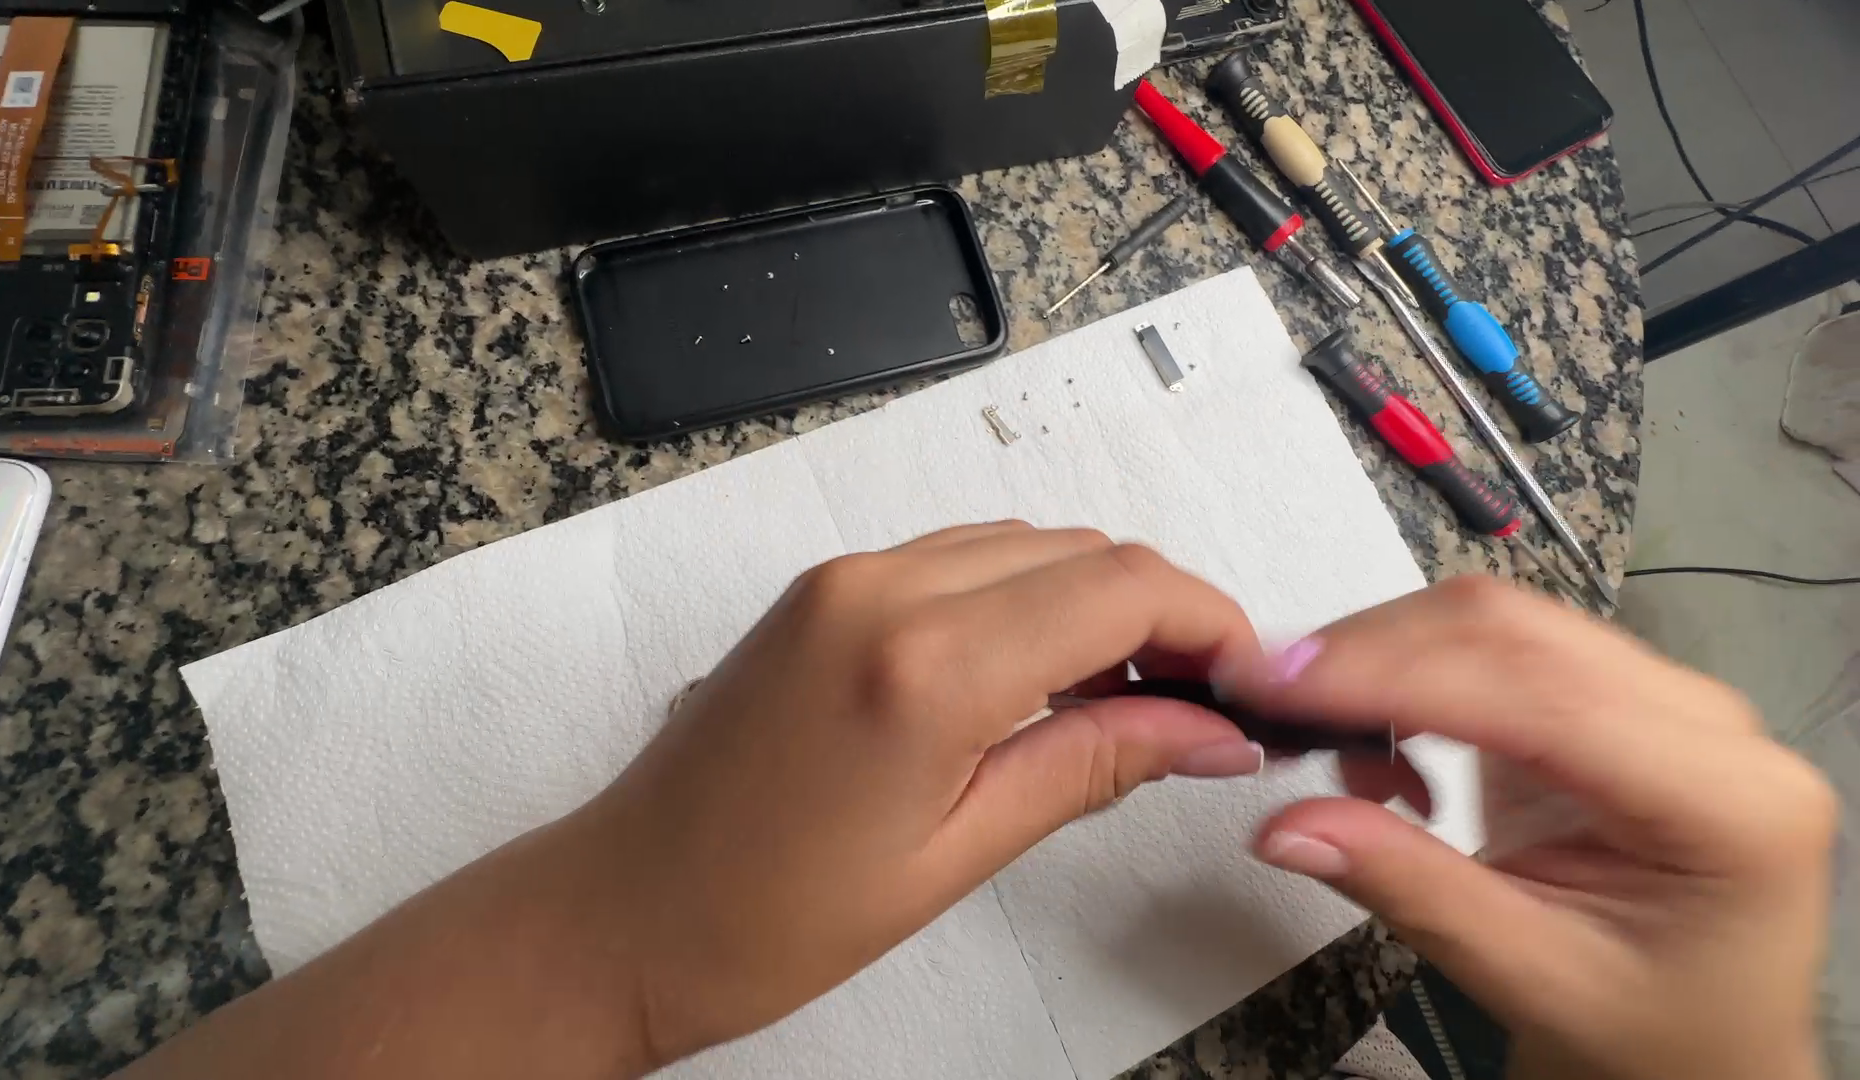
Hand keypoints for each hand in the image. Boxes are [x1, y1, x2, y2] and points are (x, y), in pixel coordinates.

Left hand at [121, 524, 1266, 1079]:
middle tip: (1198, 697)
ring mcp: (847, 573)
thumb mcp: (957, 852)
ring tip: (1126, 690)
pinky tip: (1040, 664)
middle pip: (1075, 550)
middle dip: (1159, 609)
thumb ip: (1091, 762)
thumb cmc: (773, 914)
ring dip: (1091, 599)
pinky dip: (1023, 595)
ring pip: (1021, 546)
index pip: (1116, 588)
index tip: (1248, 678)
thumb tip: (1210, 732)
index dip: (1207, 620)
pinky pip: (960, 559)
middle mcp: (885, 586)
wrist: (623, 902)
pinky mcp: (827, 585)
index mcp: (925, 663)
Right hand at [1222, 577, 1836, 1079]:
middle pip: (1501, 628)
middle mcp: (1694, 720)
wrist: (1686, 1022)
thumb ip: (1403, 885)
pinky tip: (1379, 742)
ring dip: (1372, 654)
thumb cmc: (1635, 1017)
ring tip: (1317, 729)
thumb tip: (1279, 828)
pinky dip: (1392, 670)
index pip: (1535, 695)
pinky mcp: (1580, 686)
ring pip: (1477, 617)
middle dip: (1365, 649)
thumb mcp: (1522, 971)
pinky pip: (1468, 639)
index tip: (1273, 687)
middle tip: (1264, 690)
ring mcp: (1639, 690)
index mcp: (1722, 800)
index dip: (1390, 676)